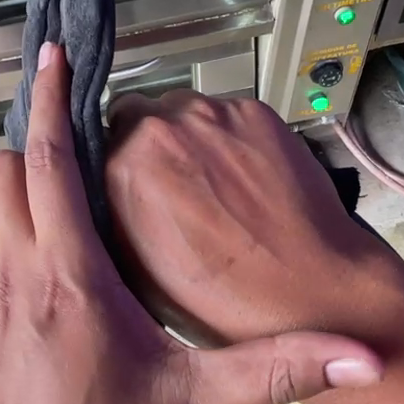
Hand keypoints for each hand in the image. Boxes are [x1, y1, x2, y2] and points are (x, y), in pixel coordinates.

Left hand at [0, 45, 383, 403]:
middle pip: (6, 172)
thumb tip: (364, 355)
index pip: (52, 165)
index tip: (52, 56)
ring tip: (78, 220)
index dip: (52, 103)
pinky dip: (21, 248)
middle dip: (36, 145)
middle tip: (79, 144)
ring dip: (27, 197)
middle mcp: (18, 276)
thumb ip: (279, 370)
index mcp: (72, 278)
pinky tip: (59, 290)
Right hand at [104, 92, 403, 346]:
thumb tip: (102, 182)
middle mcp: (161, 126)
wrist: (306, 286)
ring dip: (190, 134)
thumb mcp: (133, 265)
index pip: (96, 131)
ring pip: (185, 108)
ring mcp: (211, 113)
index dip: (113, 155)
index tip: (129, 173)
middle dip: (150, 139)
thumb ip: (106, 209)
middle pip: (140, 112)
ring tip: (214, 178)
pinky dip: (229, 135)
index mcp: (122, 164)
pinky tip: (245, 174)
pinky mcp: (253, 110)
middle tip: (173, 177)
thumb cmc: (219, 294)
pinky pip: (226, 112)